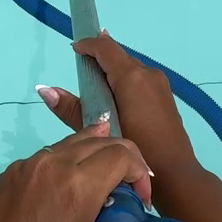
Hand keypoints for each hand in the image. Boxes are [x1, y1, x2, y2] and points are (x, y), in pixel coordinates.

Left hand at [0, 119, 153, 221]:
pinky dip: (63, 165)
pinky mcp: (11, 169)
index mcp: (79, 185)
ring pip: (71, 143)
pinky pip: (46, 157)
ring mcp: (28, 162)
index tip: (141, 199)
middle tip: (127, 185)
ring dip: (92, 156)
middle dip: (121, 159)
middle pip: (100, 140)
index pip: (122, 155)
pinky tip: (63, 186)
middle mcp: (54, 163)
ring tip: (99, 178)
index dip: (140, 172)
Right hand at [37, 32, 201, 181]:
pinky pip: (140, 79)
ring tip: (95, 87)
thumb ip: (71, 108)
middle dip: (99, 59)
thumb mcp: (99, 129)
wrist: (176, 177)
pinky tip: (116, 101)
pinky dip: (125, 82)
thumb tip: (45, 90)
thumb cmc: (136, 152)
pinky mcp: (165, 96)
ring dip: (113, 71)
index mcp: (132, 77)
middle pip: (118, 56)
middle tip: (81, 70)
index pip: (106, 48)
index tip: (74, 50)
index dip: (88, 45)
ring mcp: (160, 84)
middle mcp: (148, 74)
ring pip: (130, 68)